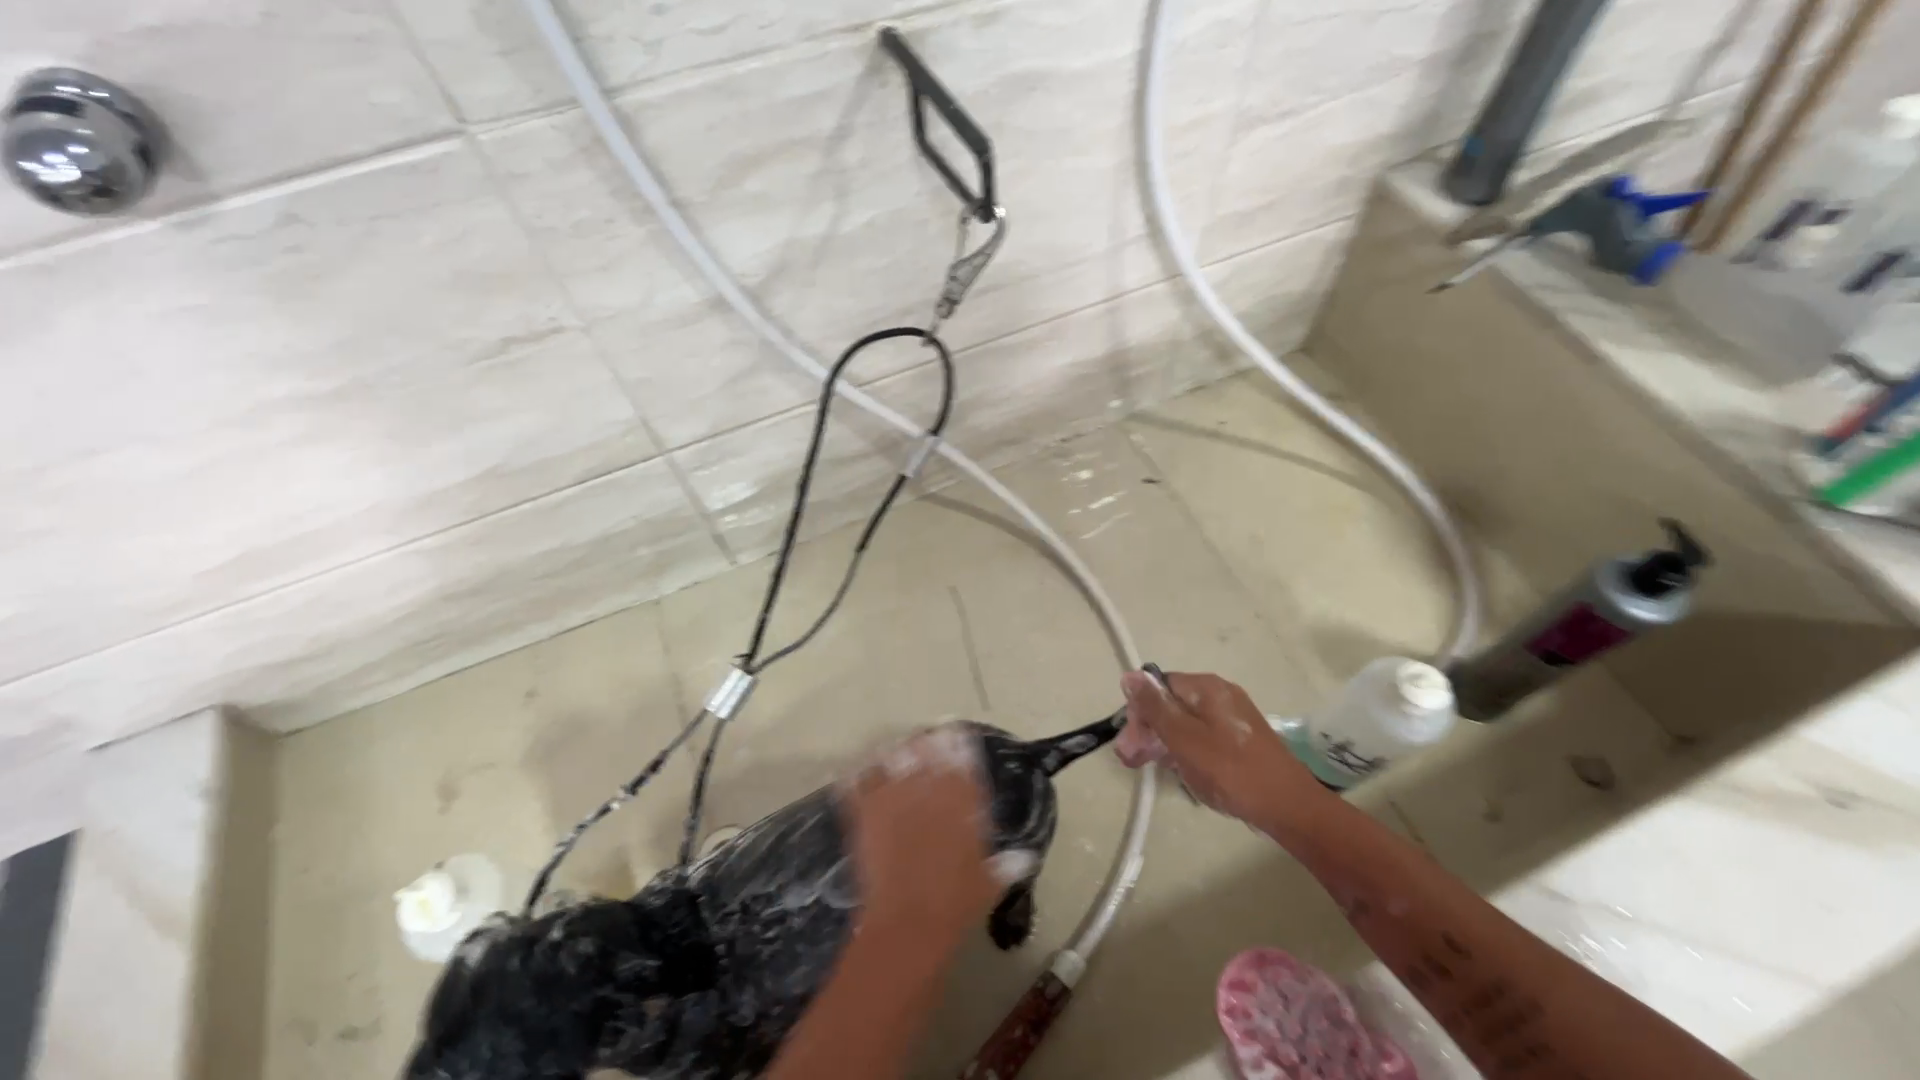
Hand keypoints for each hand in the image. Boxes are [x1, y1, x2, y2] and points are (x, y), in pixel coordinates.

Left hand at [839, 726, 1004, 948]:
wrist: (908, 922)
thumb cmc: (955, 905)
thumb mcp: (988, 884)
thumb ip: (1006, 865)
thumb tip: (1024, 856)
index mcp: (964, 803)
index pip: (964, 762)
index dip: (960, 746)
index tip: (956, 735)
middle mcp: (930, 791)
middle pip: (929, 752)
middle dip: (928, 742)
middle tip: (925, 737)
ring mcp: (896, 798)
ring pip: (896, 760)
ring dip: (897, 753)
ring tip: (896, 748)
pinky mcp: (866, 813)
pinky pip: (860, 783)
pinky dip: (859, 775)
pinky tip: (858, 770)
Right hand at [1114, 671, 1330, 827]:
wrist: (1287, 806)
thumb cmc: (1230, 771)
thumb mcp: (1184, 738)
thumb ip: (1155, 707)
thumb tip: (1129, 675)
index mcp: (1206, 688)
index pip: (1158, 685)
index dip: (1140, 710)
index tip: (1132, 741)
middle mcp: (1219, 695)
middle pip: (1171, 703)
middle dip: (1148, 729)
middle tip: (1132, 760)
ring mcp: (1231, 718)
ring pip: (1185, 723)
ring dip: (1163, 742)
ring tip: (1150, 768)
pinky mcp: (1239, 740)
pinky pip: (1202, 737)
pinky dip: (1185, 750)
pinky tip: (1179, 770)